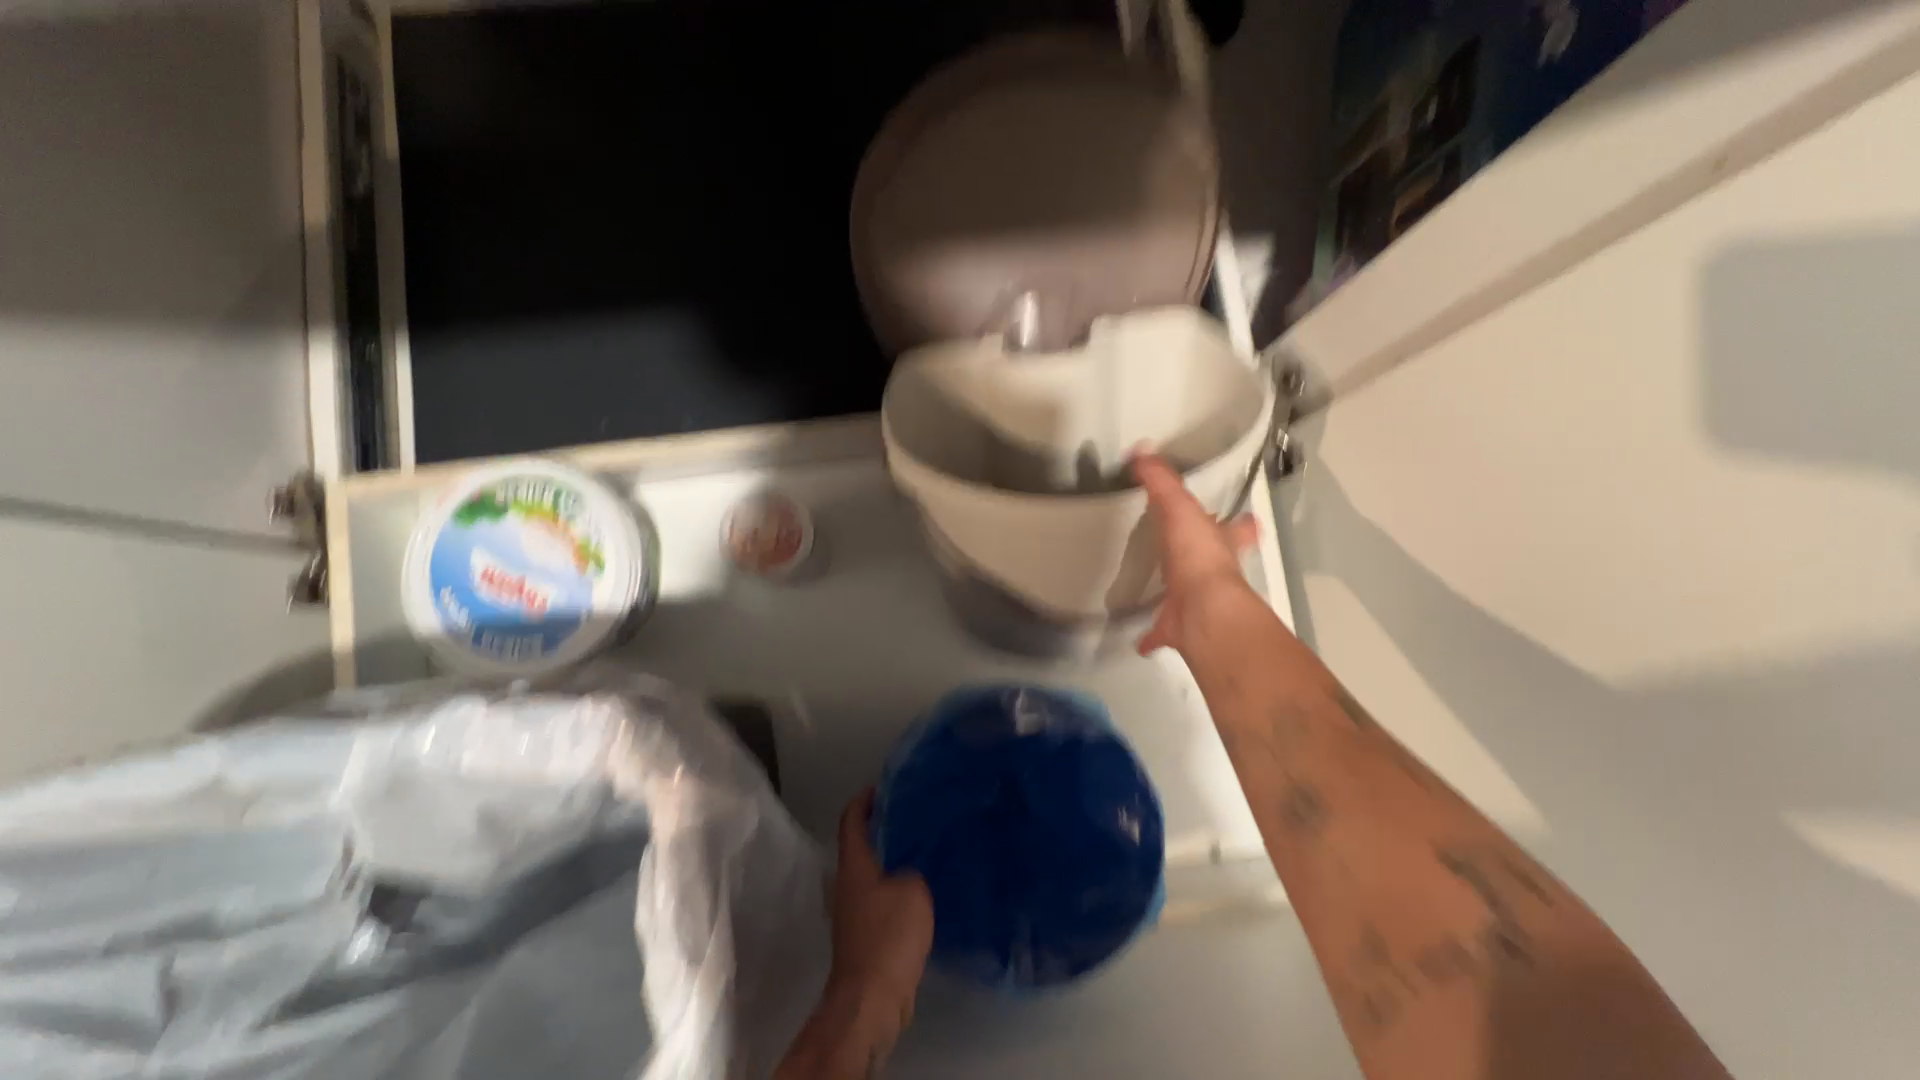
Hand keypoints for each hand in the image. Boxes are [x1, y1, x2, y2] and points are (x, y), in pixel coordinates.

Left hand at [828, 790, 934, 1011]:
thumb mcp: (913, 891)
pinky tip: (924, 890)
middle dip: (885, 829)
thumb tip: (912, 867)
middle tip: (916, 816)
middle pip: (862, 846)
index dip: (864, 800)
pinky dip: (899, 888)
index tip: (882, 786)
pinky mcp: (866, 935)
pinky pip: (883, 900)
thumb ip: (914, 868)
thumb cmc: (888, 936)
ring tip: (925, 848)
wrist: (872, 998)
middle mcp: (848, 884)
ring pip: (874, 874)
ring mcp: (855, 912)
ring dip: (894, 860)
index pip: (852, 821)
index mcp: (854, 866)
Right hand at [1133, 452, 1260, 655]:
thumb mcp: (1179, 507)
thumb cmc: (1197, 554)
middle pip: (1218, 563)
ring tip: (1164, 591)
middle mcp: (1216, 573)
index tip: (1245, 518)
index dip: (1241, 523)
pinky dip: (1152, 635)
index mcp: (1221, 543)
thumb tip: (1141, 450)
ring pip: (1191, 596)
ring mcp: (1199, 603)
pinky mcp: (1179, 627)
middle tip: (1197, 558)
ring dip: (1181, 594)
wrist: (1203, 610)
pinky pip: (1162, 631)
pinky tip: (1141, 639)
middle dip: (1213, 561)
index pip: (1237, 527)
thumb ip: (1161, 480)